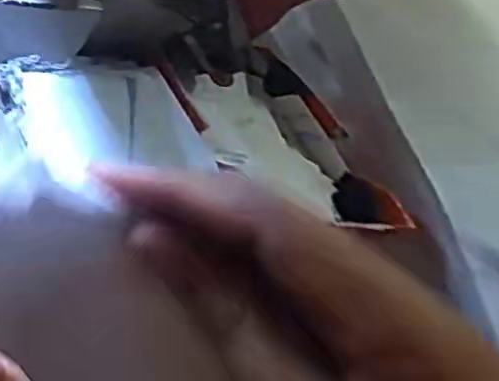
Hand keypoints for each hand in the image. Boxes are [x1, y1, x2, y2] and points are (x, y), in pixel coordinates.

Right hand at [97, 166, 498, 380]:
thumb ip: (231, 322)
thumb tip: (150, 236)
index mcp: (382, 299)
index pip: (259, 213)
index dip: (177, 188)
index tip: (105, 176)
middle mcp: (390, 276)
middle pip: (269, 211)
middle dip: (188, 196)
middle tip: (116, 193)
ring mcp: (394, 294)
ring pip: (282, 229)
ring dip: (211, 218)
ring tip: (145, 210)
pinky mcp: (389, 317)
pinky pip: (299, 261)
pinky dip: (244, 249)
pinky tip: (206, 251)